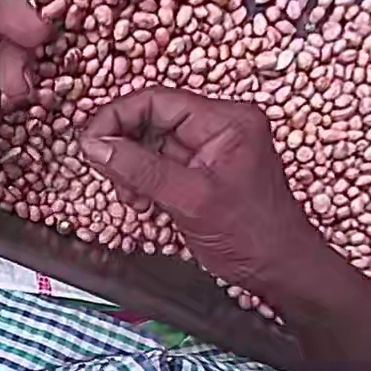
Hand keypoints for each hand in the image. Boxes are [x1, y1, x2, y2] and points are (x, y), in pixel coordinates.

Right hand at [80, 87, 365, 314]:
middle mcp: (218, 126)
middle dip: (123, 148)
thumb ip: (139, 169)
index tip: (90, 142)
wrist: (280, 270)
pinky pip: (159, 164)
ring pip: (150, 143)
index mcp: (226, 120)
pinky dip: (143, 181)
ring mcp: (210, 148)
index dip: (116, 118)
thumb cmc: (251, 236)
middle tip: (108, 174)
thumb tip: (95, 145)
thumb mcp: (189, 199)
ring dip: (130, 169)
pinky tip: (143, 202)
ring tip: (131, 196)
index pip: (156, 101)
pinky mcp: (201, 170)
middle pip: (151, 119)